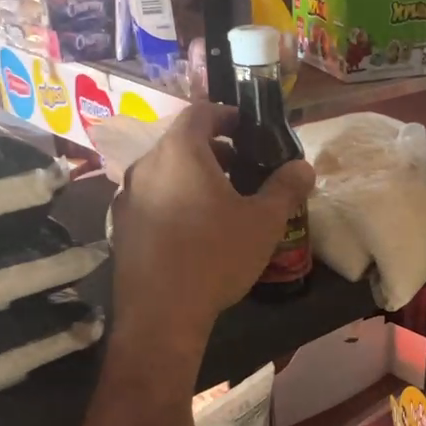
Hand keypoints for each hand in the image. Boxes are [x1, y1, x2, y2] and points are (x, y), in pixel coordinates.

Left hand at [110, 104, 315, 342]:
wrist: (162, 313)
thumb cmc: (216, 256)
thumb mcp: (263, 222)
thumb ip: (285, 188)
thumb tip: (304, 167)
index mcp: (180, 152)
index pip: (200, 112)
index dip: (226, 114)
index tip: (248, 128)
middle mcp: (147, 165)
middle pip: (181, 143)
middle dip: (214, 150)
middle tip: (243, 169)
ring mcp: (128, 197)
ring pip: (165, 172)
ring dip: (193, 177)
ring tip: (222, 202)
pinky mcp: (121, 227)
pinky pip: (153, 200)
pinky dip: (175, 201)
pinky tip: (195, 231)